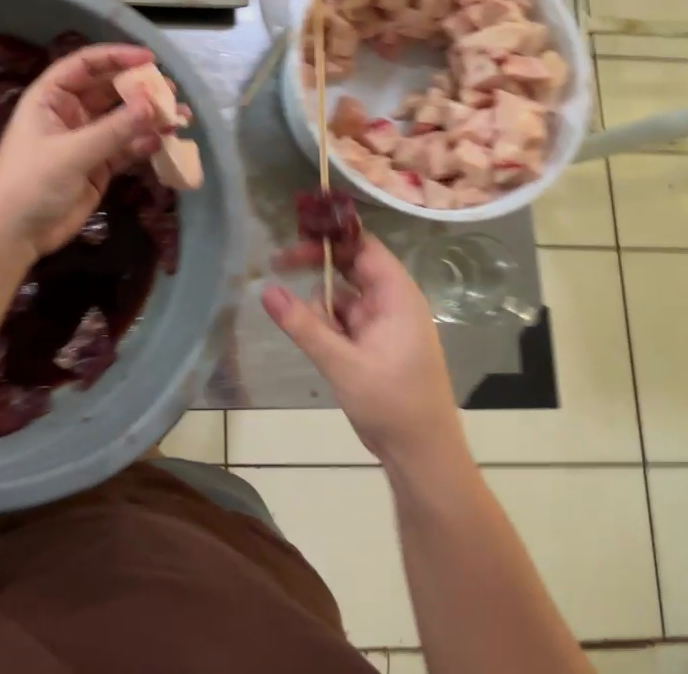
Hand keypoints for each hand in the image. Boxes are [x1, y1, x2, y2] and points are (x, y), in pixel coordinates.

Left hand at [0, 44, 168, 257]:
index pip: (85, 65)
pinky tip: (163, 142)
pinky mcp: (97, 167)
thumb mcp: (71, 153)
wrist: (14, 235)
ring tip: (179, 117)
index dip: (116, 56)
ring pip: (122, 120)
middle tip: (171, 91)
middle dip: (140, 89)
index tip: (150, 59)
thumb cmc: (30, 184)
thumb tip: (152, 105)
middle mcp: (69, 113)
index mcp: (50, 98)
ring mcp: (85, 140)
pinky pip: (126, 148)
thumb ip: (114, 130)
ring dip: (148, 118)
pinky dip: (144, 144)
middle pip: (109, 90)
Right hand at [262, 234, 461, 462]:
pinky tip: (313, 341)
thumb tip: (266, 289)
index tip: (295, 233)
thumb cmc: (392, 404)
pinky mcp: (373, 344)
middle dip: (316, 265)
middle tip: (278, 266)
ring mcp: (382, 324)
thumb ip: (303, 325)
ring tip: (304, 328)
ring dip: (319, 305)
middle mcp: (392, 303)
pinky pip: (342, 320)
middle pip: (350, 266)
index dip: (332, 235)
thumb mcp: (342, 363)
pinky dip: (325, 324)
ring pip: (341, 295)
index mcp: (397, 296)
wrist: (421, 454)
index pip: (364, 247)